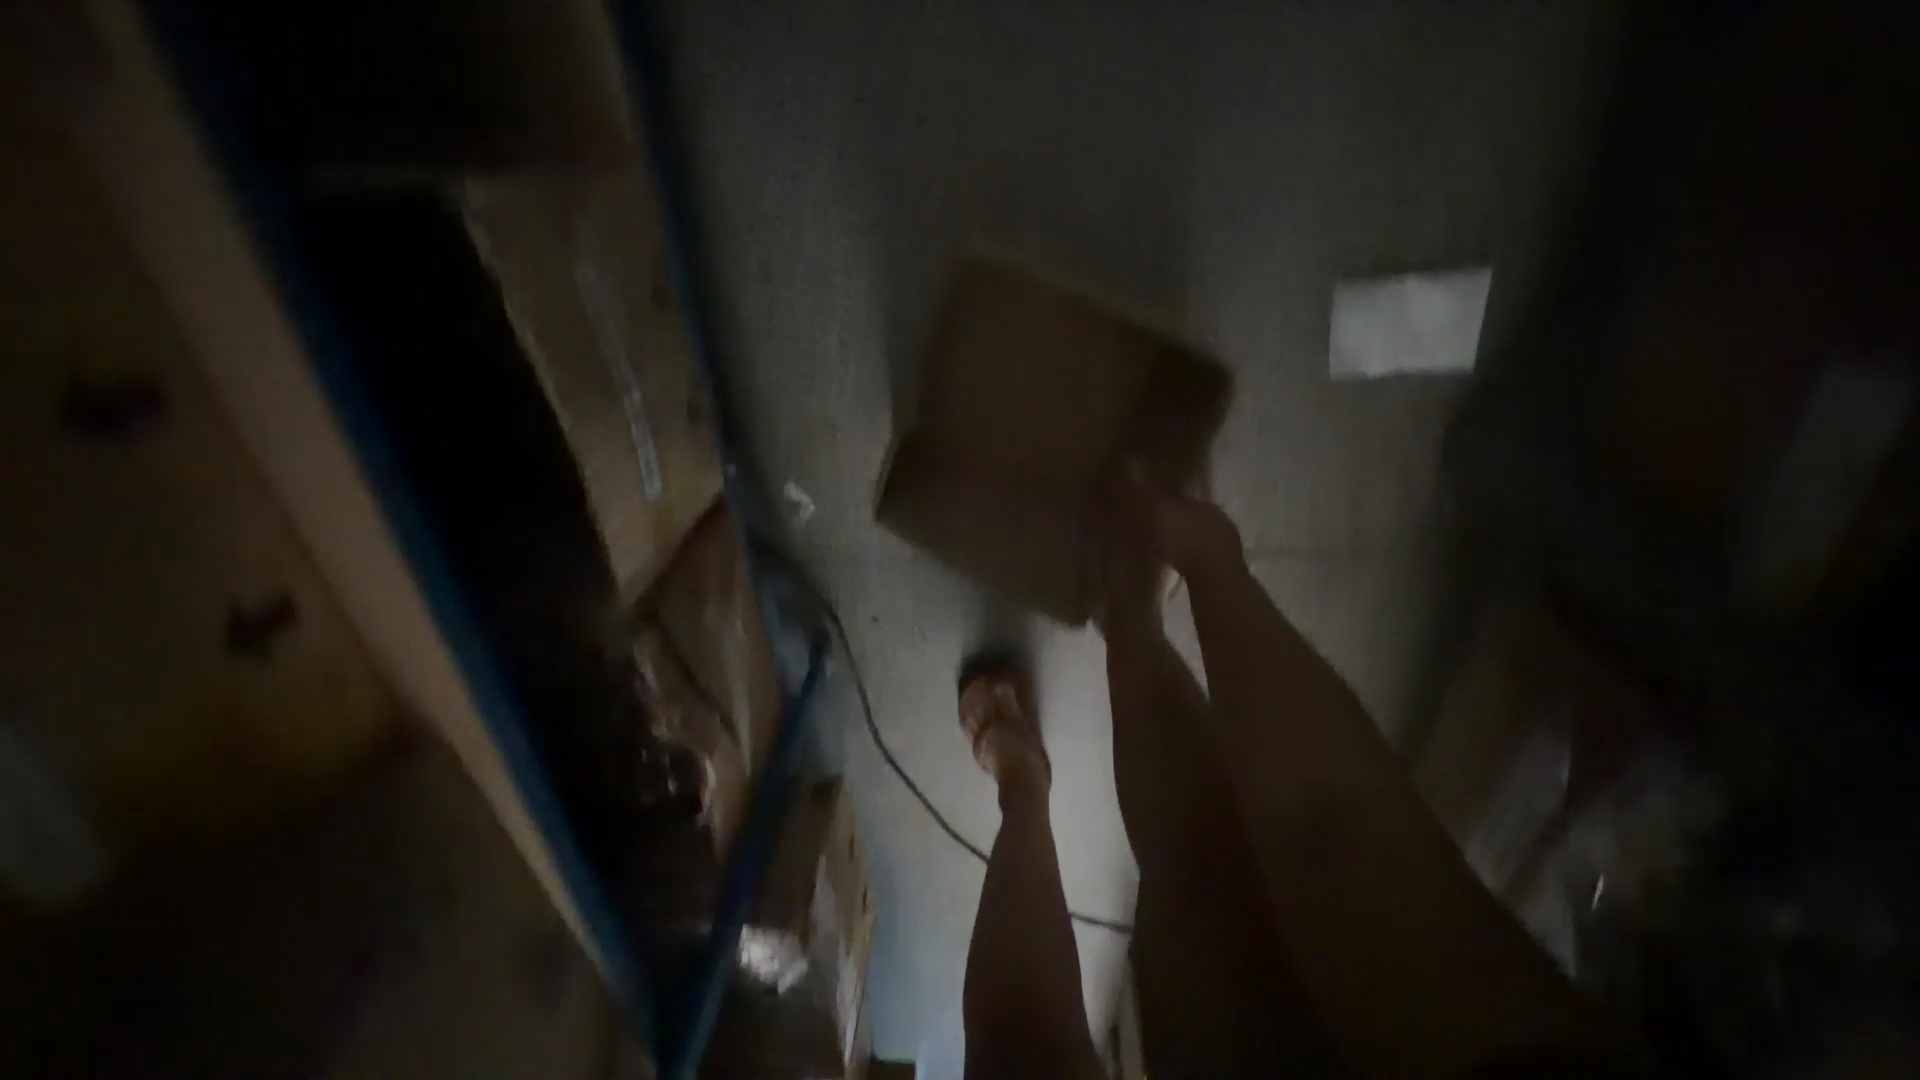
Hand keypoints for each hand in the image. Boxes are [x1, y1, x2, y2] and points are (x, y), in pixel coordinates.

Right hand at [1123, 462, 1243, 582]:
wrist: (1216, 581)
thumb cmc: (1185, 542)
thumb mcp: (1160, 514)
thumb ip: (1146, 492)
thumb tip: (1132, 461)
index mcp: (1205, 504)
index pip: (1182, 497)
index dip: (1164, 500)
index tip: (1147, 505)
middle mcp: (1219, 520)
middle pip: (1191, 518)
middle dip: (1175, 522)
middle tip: (1153, 529)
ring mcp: (1226, 546)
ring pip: (1199, 538)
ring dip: (1183, 541)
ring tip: (1163, 549)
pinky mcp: (1224, 570)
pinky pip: (1202, 559)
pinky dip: (1189, 559)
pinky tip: (1178, 567)